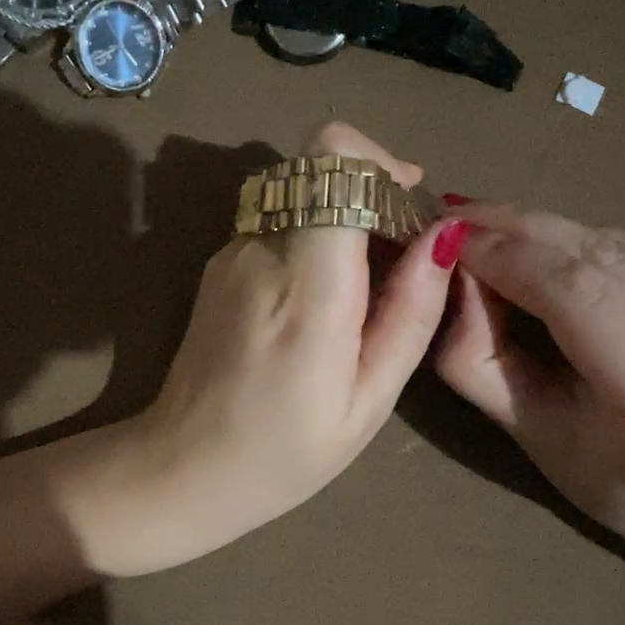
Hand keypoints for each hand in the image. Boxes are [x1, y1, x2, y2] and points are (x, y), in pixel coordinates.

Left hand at [104, 123, 464, 575]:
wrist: (182, 468)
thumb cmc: (283, 454)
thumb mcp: (368, 402)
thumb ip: (410, 314)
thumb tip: (442, 236)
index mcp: (307, 285)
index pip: (334, 156)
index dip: (381, 163)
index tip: (411, 207)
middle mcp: (260, 251)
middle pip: (317, 166)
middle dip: (369, 191)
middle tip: (399, 253)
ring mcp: (230, 254)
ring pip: (296, 190)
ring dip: (340, 215)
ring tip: (364, 284)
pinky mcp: (217, 267)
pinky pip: (275, 221)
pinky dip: (310, 237)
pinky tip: (323, 298)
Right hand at [434, 204, 624, 558]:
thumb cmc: (598, 472)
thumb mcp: (520, 428)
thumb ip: (473, 354)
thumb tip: (452, 262)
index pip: (583, 300)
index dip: (511, 255)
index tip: (451, 232)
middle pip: (614, 261)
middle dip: (529, 232)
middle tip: (467, 218)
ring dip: (565, 238)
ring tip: (515, 249)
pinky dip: (610, 250)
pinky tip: (582, 270)